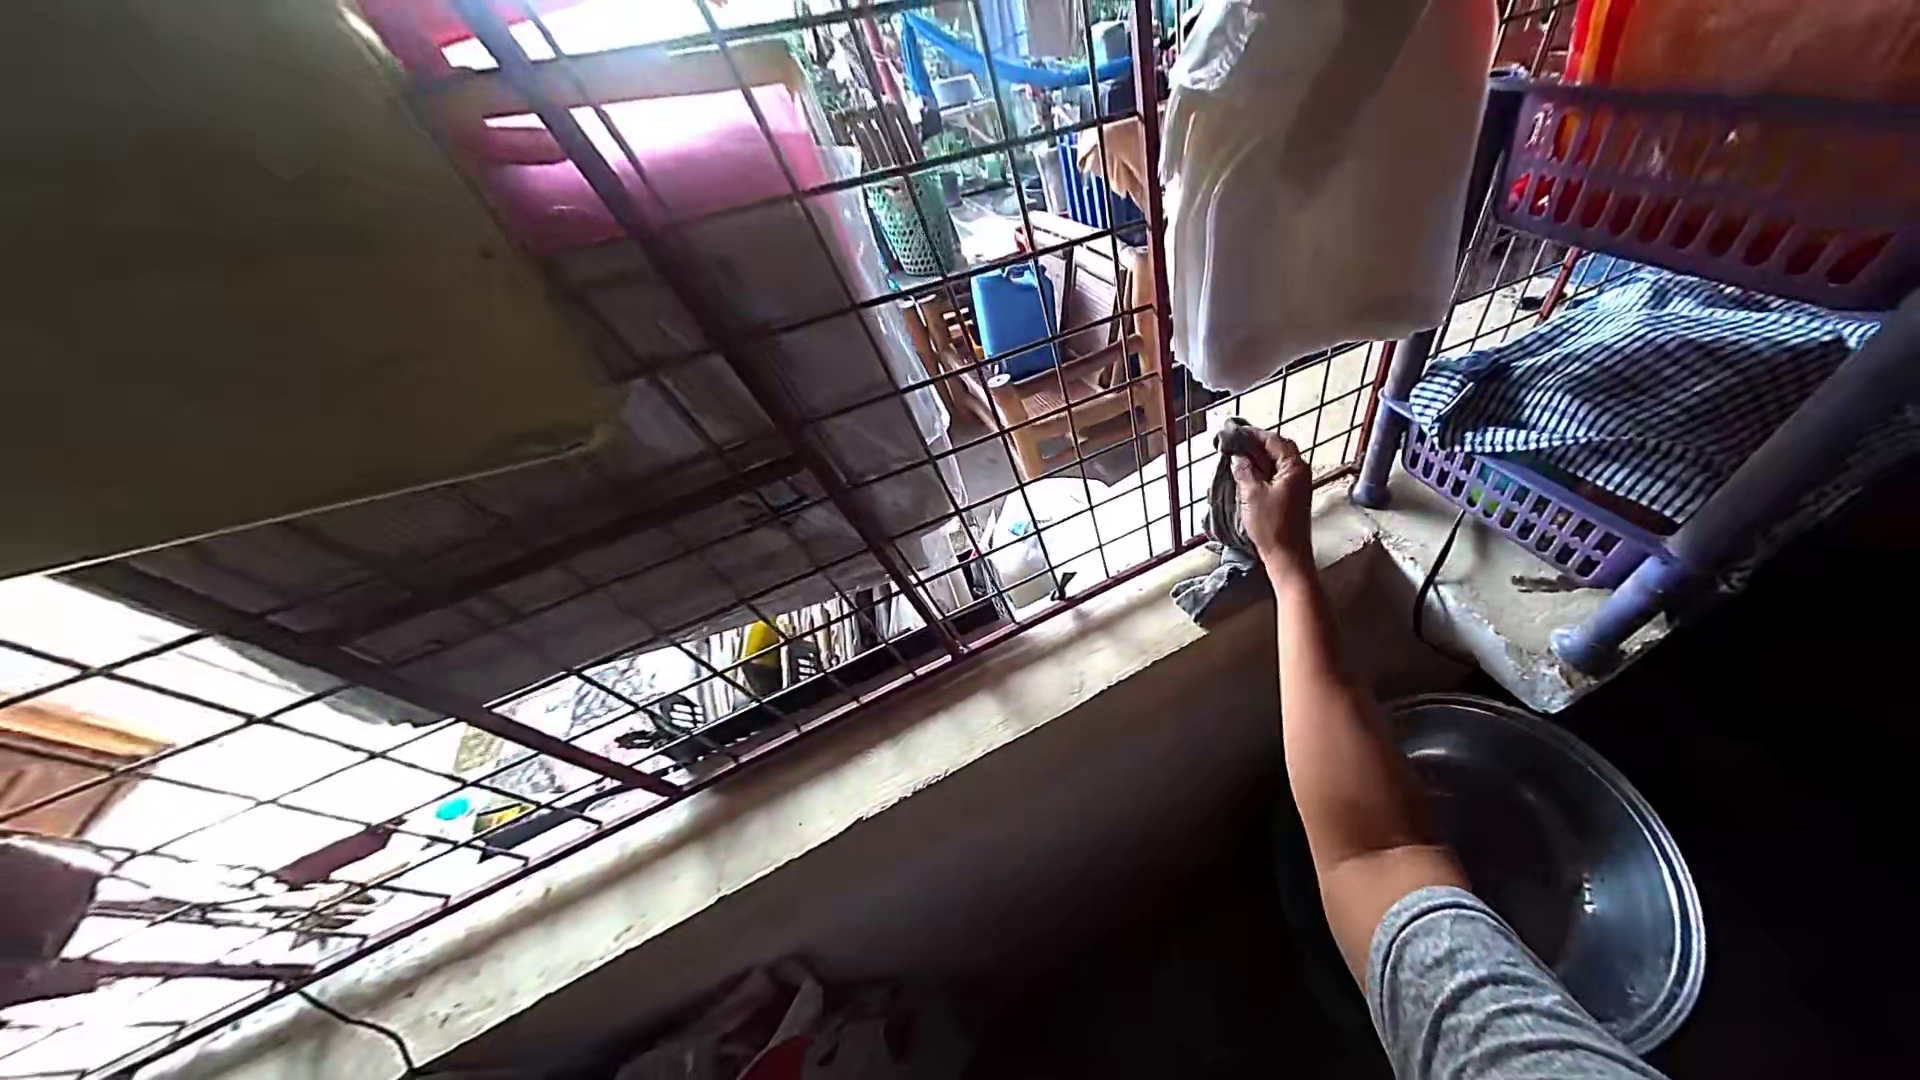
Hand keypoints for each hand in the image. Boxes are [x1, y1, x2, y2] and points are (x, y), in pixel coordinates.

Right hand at [1229, 429, 1313, 584]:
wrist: (1287, 555)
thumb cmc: (1271, 525)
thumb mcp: (1252, 495)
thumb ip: (1245, 472)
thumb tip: (1238, 458)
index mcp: (1295, 468)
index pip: (1275, 441)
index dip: (1255, 434)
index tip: (1236, 430)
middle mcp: (1300, 473)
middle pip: (1278, 450)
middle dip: (1256, 445)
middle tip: (1235, 442)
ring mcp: (1296, 485)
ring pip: (1276, 463)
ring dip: (1257, 458)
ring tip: (1236, 456)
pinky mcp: (1290, 497)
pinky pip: (1275, 476)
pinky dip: (1261, 471)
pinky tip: (1246, 474)